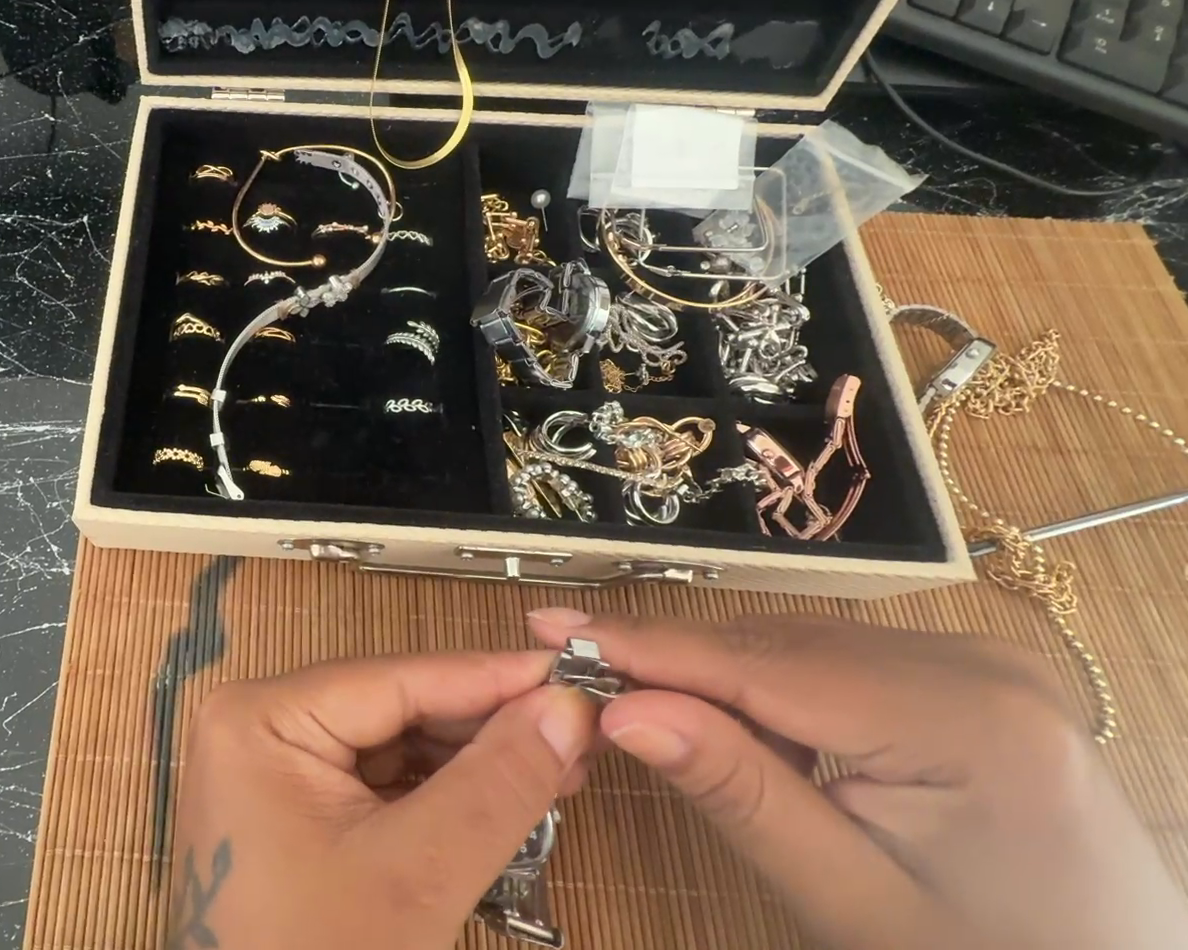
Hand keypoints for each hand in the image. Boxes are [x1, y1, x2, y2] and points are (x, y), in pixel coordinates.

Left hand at [166, 653, 599, 949]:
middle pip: (393, 707)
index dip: (491, 676)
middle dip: (485, 724)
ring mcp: (268, 760)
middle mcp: (257, 720)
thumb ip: (497, 783)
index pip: (396, 679)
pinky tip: (498, 793)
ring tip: (555, 764)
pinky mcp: (287, 800)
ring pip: (389, 742)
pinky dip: (435, 789)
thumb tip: (567, 709)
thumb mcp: (415, 872)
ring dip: (468, 758)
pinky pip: (372, 777)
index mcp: (262, 715)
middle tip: (575, 729)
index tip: (571, 672)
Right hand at [528, 609, 1187, 949]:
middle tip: (576, 674)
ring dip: (713, 676)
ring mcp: (973, 656)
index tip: (549, 625)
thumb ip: (735, 791)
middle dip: (670, 665)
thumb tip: (621, 711)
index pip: (759, 665)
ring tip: (651, 708)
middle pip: (772, 648)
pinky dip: (764, 684)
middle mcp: (970, 660)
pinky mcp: (962, 667)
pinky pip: (826, 657)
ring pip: (790, 644)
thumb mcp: (846, 897)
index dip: (643, 645)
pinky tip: (744, 726)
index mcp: (960, 719)